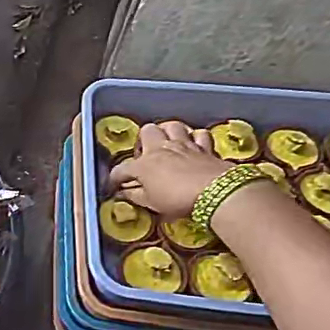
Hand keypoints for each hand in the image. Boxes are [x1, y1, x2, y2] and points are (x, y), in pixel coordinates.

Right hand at [107, 121, 230, 216]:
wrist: (215, 192)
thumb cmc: (178, 199)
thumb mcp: (152, 203)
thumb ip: (136, 195)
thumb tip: (124, 192)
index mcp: (143, 164)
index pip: (122, 168)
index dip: (115, 178)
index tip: (115, 186)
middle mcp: (162, 148)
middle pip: (147, 131)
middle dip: (143, 141)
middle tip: (145, 156)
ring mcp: (185, 144)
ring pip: (172, 125)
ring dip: (168, 133)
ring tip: (167, 144)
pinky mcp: (205, 147)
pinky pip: (199, 134)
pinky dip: (195, 138)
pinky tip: (193, 146)